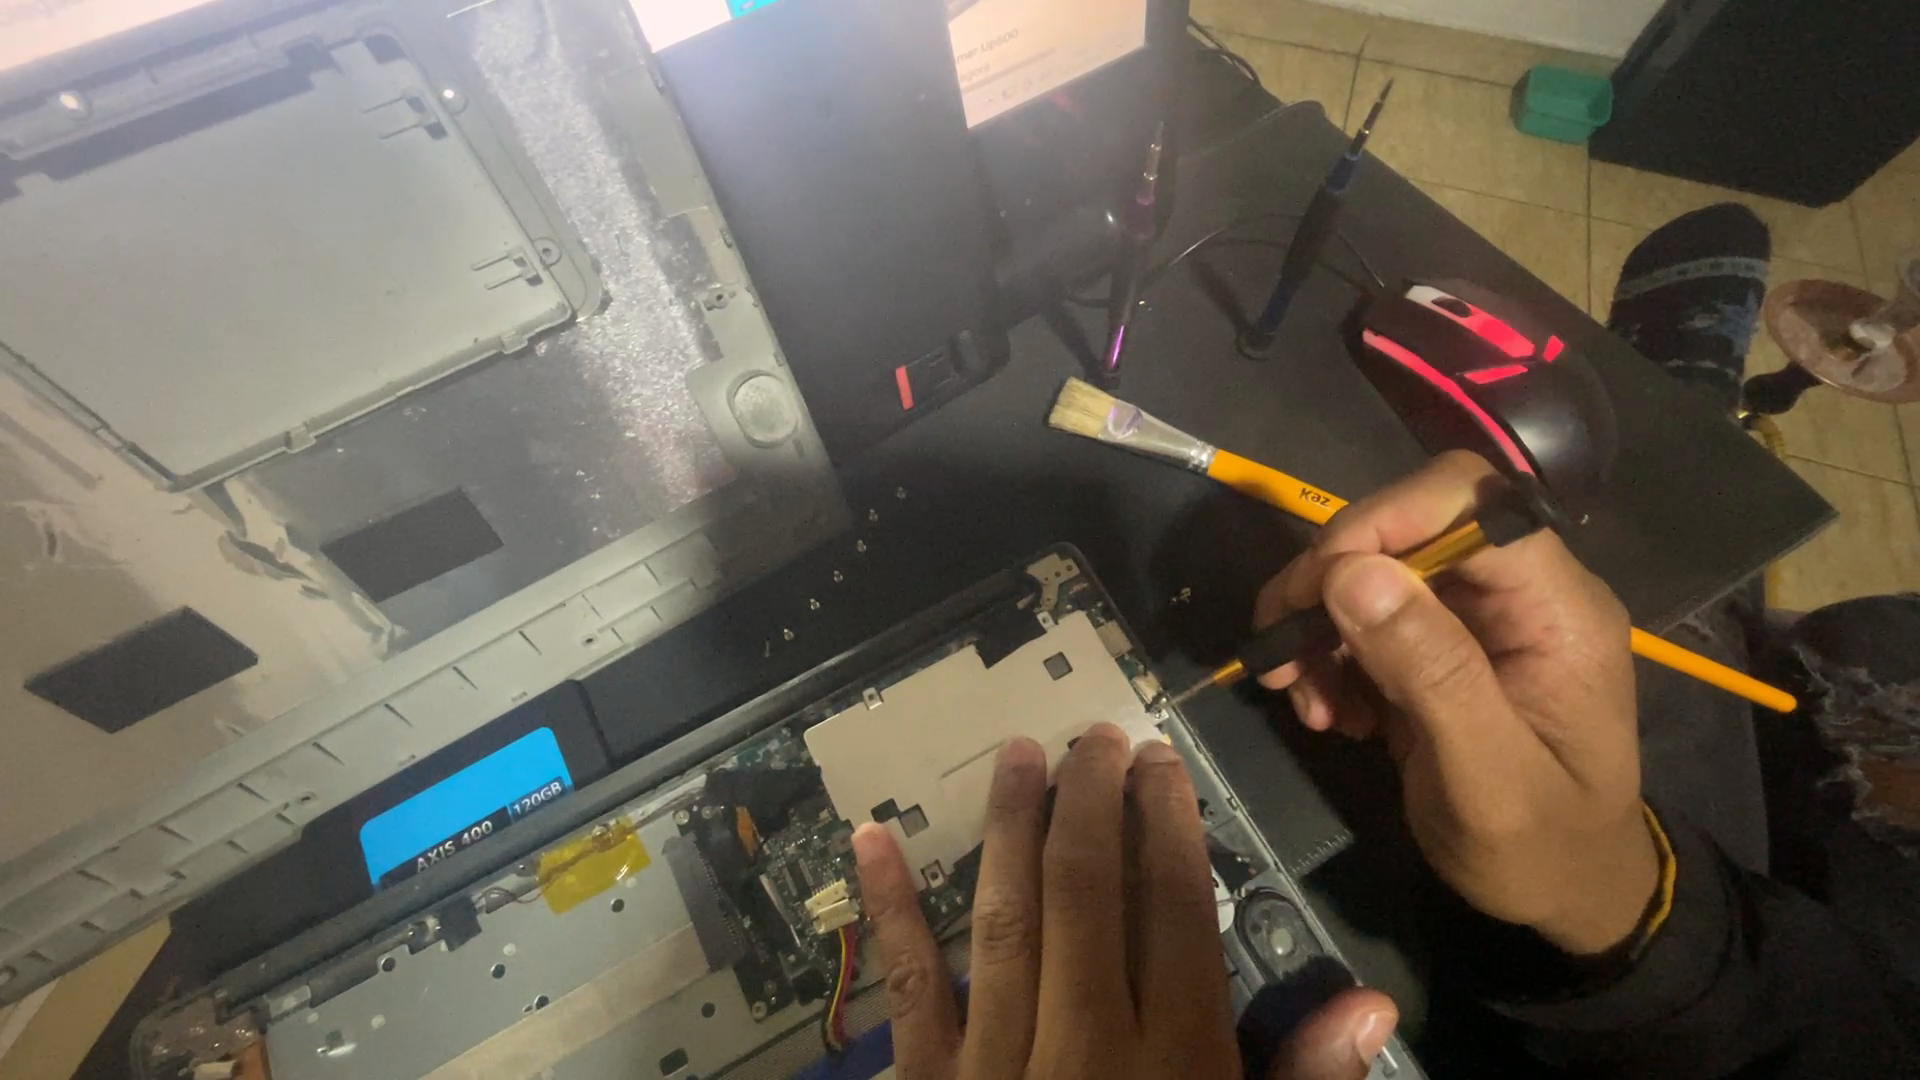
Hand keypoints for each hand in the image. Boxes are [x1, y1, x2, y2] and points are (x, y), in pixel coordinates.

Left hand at [853, 725, 1398, 1079]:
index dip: (1169, 824)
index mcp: (1174, 1067)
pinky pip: (910, 986)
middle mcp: (1084, 1046)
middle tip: (1097, 736)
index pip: (1174, 913)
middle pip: (1085, 892)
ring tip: (1019, 752)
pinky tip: (870, 839)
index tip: (1160, 762)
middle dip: (1092, 801)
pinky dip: (889, 908)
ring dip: (1010, 826)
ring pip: (1005, 916)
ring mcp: (995, 1061)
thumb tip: (1370, 1005)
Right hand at [1255, 451, 1658, 954]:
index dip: (1379, 522)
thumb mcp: (1486, 778)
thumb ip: (1431, 671)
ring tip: (1301, 696)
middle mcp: (1510, 593)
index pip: (1465, 500)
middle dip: (1324, 586)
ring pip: (1361, 571)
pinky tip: (1326, 709)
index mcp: (1554, 608)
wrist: (1556, 893)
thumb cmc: (1539, 848)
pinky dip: (1320, 656)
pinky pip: (1351, 615)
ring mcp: (1466, 615)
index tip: (1316, 589)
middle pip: (1397, 529)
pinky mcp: (1428, 640)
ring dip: (1312, 628)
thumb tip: (1351, 573)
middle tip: (1282, 655)